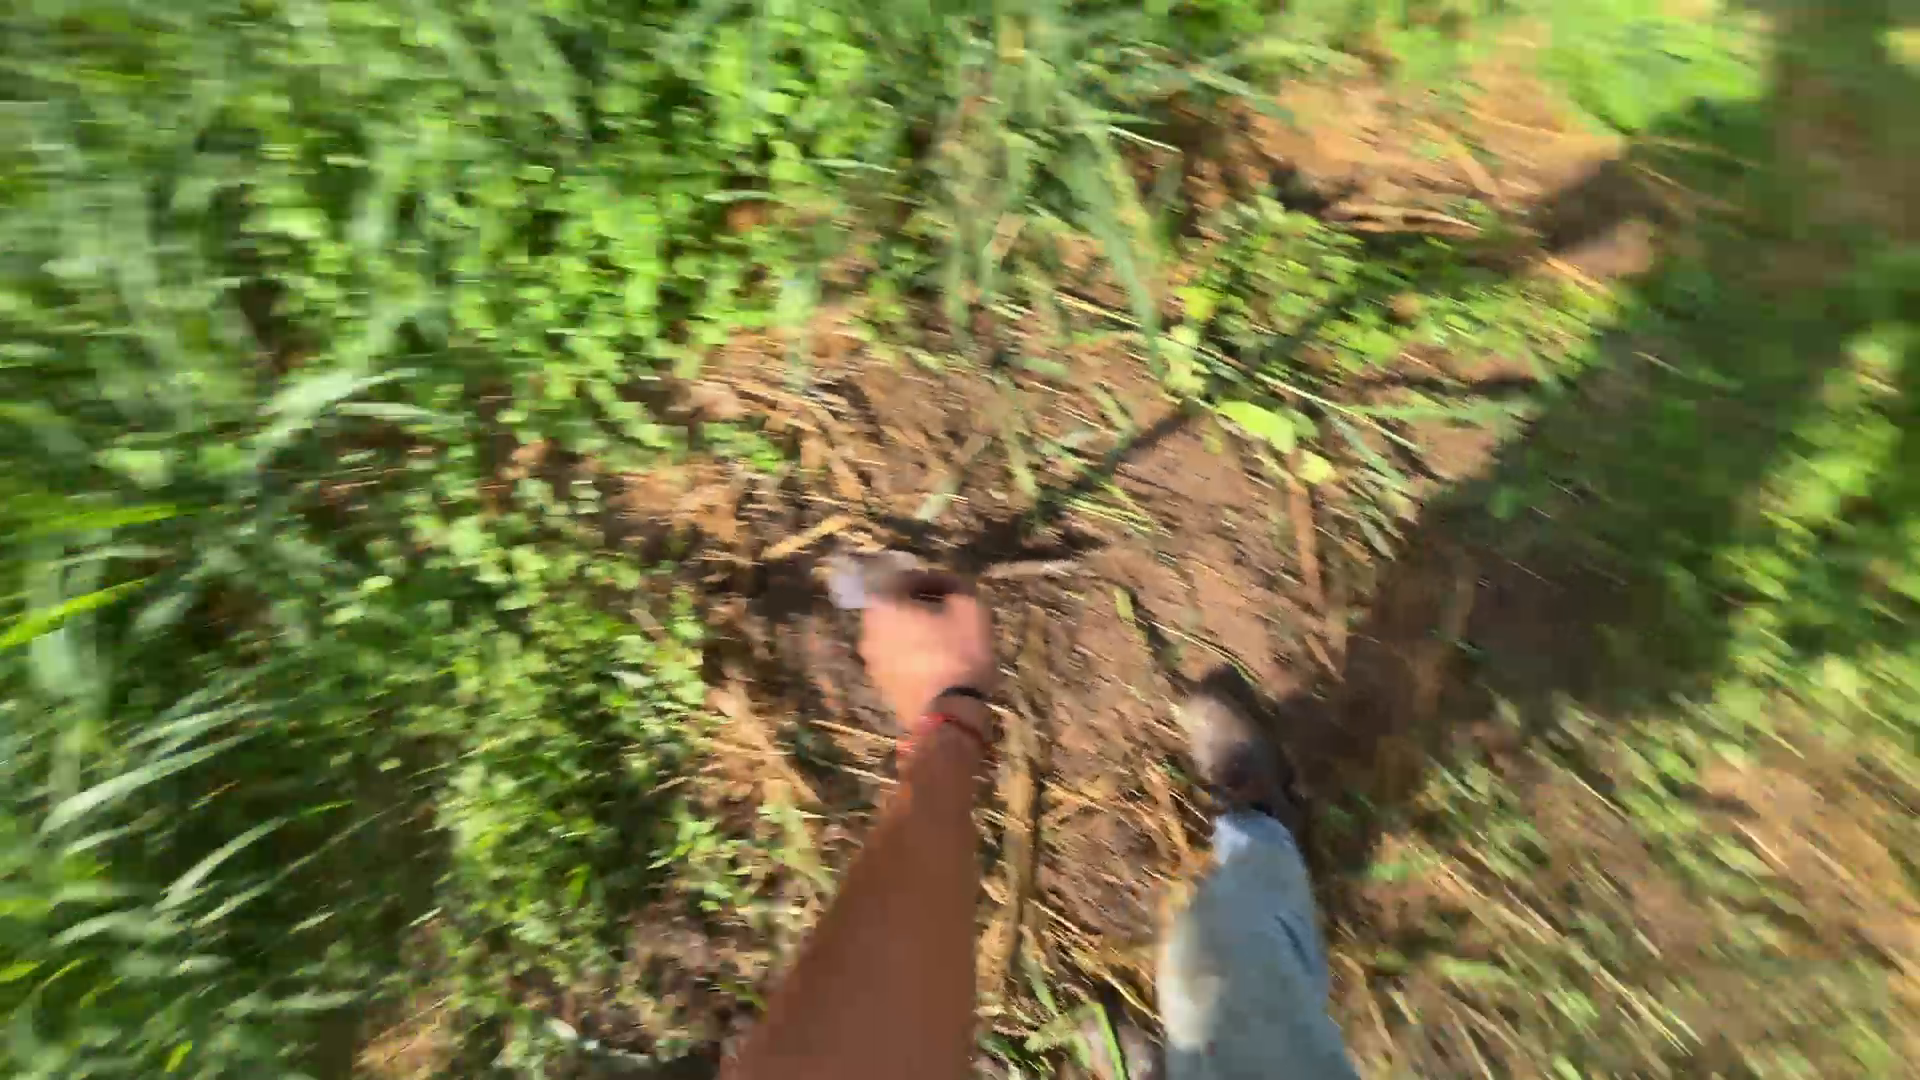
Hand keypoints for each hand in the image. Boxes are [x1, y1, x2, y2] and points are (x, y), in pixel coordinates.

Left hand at [858, 570, 995, 725]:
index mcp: (883, 604)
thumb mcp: (970, 608)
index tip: (954, 586)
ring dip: (917, 628)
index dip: (933, 578)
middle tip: (949, 608)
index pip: (905, 578)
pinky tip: (938, 658)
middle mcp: (867, 629)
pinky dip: (913, 651)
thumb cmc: (958, 652)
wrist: (948, 713)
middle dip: (922, 603)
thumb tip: (951, 586)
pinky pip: (897, 656)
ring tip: (946, 634)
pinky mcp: (880, 683)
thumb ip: (958, 587)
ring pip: (895, 632)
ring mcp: (871, 659)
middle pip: (896, 606)